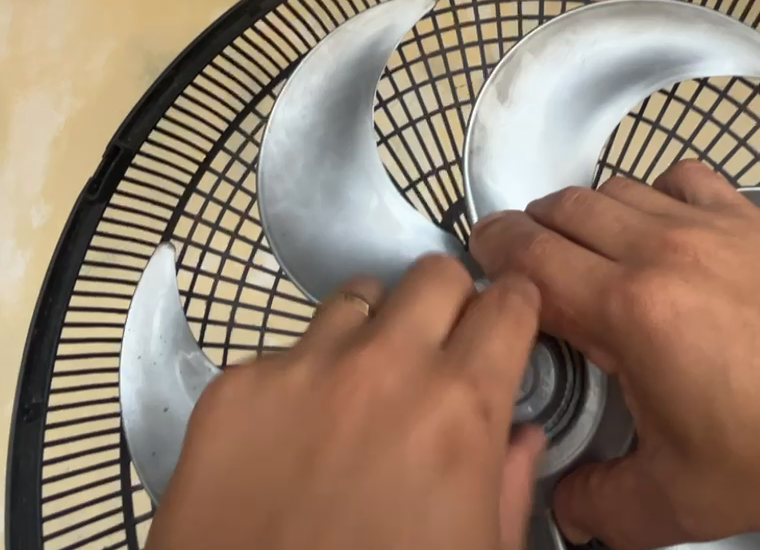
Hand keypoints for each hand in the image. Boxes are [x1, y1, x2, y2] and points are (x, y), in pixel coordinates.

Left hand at [150, 256, 548, 549]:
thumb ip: (510, 484)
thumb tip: (522, 432)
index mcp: (460, 407)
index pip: (507, 303)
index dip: (516, 304)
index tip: (510, 313)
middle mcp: (385, 365)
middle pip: (434, 273)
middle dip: (449, 300)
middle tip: (439, 343)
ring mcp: (304, 366)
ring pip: (358, 296)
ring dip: (374, 328)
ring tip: (361, 381)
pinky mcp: (237, 386)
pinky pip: (285, 351)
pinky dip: (302, 379)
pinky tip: (290, 434)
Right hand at [469, 160, 759, 546]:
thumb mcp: (681, 502)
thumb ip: (600, 505)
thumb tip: (559, 502)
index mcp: (631, 312)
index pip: (529, 257)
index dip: (491, 252)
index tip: (481, 265)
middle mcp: (658, 250)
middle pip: (560, 210)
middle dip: (525, 230)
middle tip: (522, 261)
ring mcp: (704, 224)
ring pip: (610, 188)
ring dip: (581, 213)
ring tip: (583, 248)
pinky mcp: (745, 216)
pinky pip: (678, 177)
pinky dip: (652, 192)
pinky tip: (660, 226)